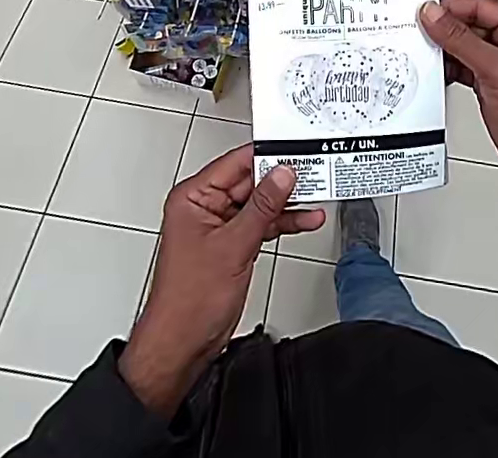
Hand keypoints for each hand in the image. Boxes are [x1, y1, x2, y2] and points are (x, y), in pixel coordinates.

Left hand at [121, 144, 324, 417]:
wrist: (182, 346)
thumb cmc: (187, 301)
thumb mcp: (233, 245)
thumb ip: (262, 207)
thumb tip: (281, 175)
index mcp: (193, 197)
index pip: (235, 163)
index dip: (265, 156)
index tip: (293, 151)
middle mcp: (204, 206)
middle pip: (250, 181)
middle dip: (281, 180)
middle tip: (311, 173)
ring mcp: (219, 225)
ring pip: (259, 202)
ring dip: (286, 202)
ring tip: (314, 195)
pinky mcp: (232, 242)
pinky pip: (261, 222)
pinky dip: (282, 221)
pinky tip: (304, 219)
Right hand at [420, 0, 497, 233]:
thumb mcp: (497, 66)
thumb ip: (461, 39)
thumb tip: (436, 15)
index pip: (480, 6)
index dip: (451, 8)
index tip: (427, 11)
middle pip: (468, 24)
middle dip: (445, 29)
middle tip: (421, 31)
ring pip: (462, 46)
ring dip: (444, 50)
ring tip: (426, 51)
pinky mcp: (487, 83)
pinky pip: (460, 66)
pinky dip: (447, 68)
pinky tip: (437, 70)